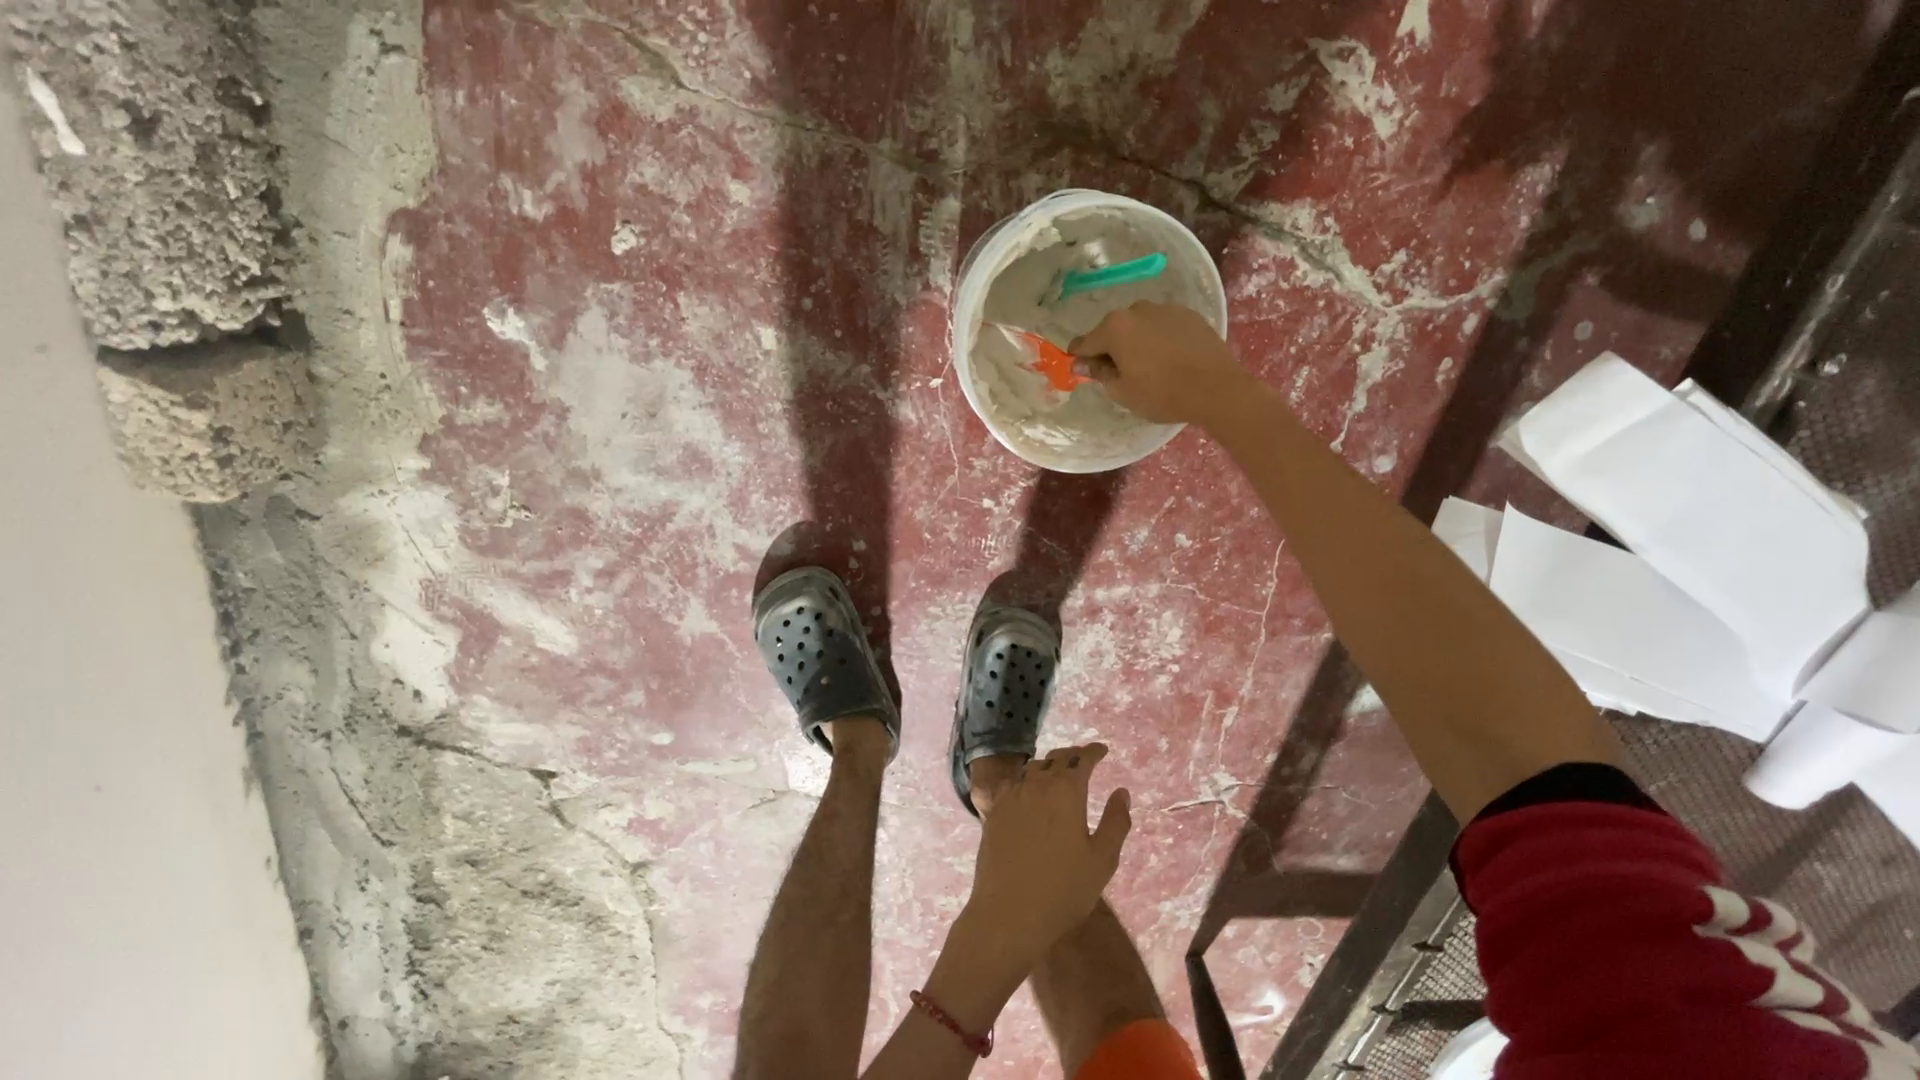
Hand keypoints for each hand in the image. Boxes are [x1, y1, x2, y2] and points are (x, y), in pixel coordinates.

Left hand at [964, 744, 1131, 965]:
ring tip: (1058, 773)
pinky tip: (1028, 791)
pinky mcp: (993, 813)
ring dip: (1048, 766)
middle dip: (1072, 755)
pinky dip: (1025, 780)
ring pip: (1031, 769)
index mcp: (1066, 792)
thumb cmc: (1063, 890)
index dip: (1093, 751)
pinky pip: (1011, 785)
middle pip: (1055, 758)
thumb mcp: (1102, 859)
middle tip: (1083, 758)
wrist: (1009, 913)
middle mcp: (1036, 785)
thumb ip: (1116, 822)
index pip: (1081, 759)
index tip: (1102, 750)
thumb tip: (1121, 792)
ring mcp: (1011, 798)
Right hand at [1069, 301, 1248, 424]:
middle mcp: (1137, 310)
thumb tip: (1083, 363)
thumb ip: (1099, 373)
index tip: (1082, 370)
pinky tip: (1170, 359)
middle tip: (1120, 373)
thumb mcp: (1123, 392)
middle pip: (1113, 330)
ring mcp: (1166, 309)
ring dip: (1137, 341)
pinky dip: (1160, 338)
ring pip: (1140, 326)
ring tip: (1150, 366)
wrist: (1216, 388)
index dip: (1080, 358)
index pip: (1085, 343)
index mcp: (1115, 328)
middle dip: (1111, 348)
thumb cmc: (1162, 394)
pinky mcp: (1189, 315)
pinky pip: (1163, 326)